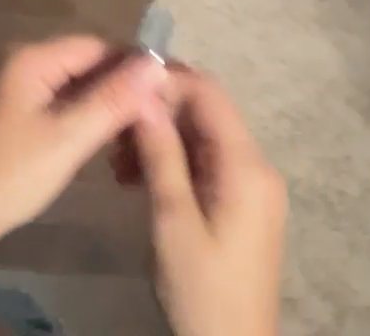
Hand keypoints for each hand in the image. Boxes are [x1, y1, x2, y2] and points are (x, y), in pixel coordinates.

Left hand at [0, 36, 166, 257]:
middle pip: (88, 62)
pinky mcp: (21, 108)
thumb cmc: (11, 174)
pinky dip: (89, 116)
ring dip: (109, 104)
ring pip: (78, 83)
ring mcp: (21, 85)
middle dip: (124, 86)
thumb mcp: (68, 138)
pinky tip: (112, 141)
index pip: (97, 46)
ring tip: (143, 133)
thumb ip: (112, 100)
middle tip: (162, 118)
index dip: (134, 65)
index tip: (172, 93)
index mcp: (32, 58)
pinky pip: (65, 100)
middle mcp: (25, 61)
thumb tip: (156, 66)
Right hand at [131, 67, 286, 335]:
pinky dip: (171, 157)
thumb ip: (161, 152)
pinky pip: (204, 159)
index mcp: (247, 166)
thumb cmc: (203, 288)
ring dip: (159, 135)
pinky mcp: (241, 201)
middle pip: (205, 110)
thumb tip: (143, 91)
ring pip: (200, 133)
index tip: (120, 89)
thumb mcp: (174, 219)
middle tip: (113, 128)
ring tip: (118, 161)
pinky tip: (138, 176)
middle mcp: (257, 165)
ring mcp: (251, 184)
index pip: (208, 93)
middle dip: (157, 110)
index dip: (165, 80)